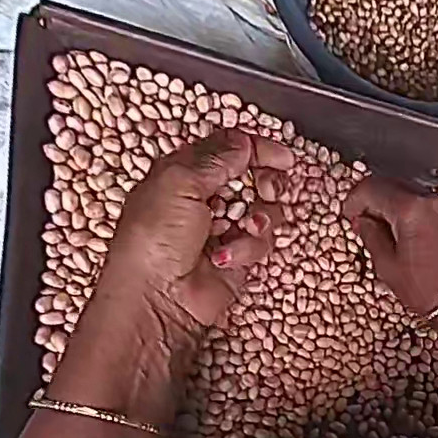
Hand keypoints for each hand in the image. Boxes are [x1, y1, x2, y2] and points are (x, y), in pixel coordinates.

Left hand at [104, 128, 294, 332]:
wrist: (158, 296)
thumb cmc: (154, 239)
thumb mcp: (179, 182)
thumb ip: (217, 158)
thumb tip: (245, 142)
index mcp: (187, 172)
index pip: (231, 150)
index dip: (258, 150)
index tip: (282, 157)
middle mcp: (208, 198)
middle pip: (255, 178)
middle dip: (267, 183)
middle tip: (267, 190)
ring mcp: (226, 228)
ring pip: (266, 211)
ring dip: (261, 218)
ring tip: (246, 228)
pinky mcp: (240, 256)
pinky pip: (262, 243)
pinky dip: (249, 248)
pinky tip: (227, 257)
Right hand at [341, 175, 437, 317]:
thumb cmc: (425, 289)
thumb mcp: (386, 265)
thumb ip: (371, 235)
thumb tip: (363, 221)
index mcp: (410, 210)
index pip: (373, 188)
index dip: (355, 199)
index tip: (348, 212)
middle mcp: (429, 203)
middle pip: (391, 185)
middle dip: (371, 199)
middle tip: (360, 219)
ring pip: (407, 193)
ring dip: (389, 204)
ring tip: (379, 228)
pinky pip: (423, 205)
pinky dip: (408, 211)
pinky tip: (400, 230)